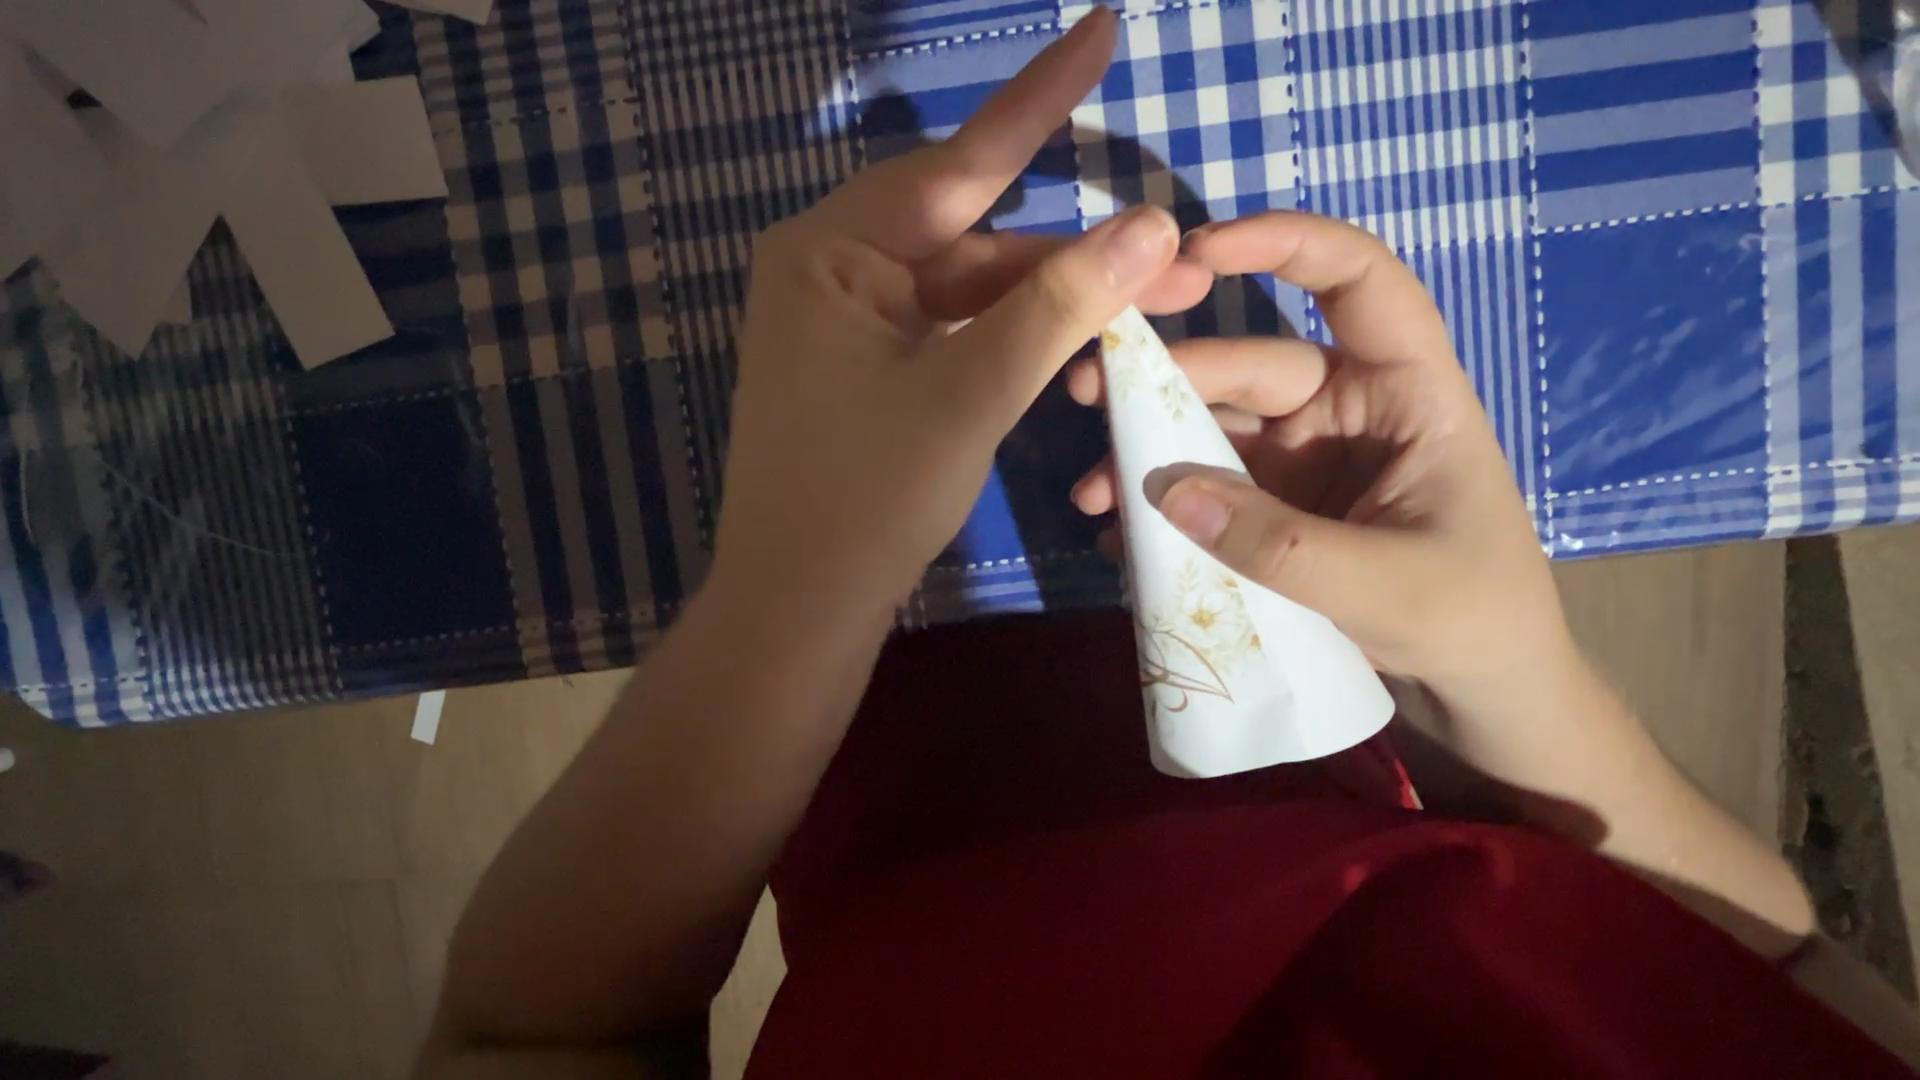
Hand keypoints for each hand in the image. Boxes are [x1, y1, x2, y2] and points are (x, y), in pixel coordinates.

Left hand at [711, 8, 1209, 625]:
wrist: (799, 607)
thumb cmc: (868, 497)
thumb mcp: (970, 392)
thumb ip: (1056, 304)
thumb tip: (1152, 224)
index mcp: (830, 252)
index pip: (956, 164)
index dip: (1037, 99)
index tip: (1101, 27)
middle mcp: (831, 275)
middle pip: (968, 238)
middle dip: (1067, 251)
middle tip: (1171, 253)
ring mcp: (846, 331)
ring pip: (964, 295)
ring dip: (1044, 302)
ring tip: (1145, 302)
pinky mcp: (864, 380)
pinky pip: (947, 339)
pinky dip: (1006, 343)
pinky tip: (1072, 344)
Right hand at [1067, 211, 1573, 697]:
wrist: (1475, 700)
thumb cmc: (1471, 623)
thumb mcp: (1383, 585)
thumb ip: (1276, 542)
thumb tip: (1165, 490)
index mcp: (1405, 393)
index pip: (1356, 283)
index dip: (1285, 246)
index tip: (1198, 252)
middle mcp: (1344, 412)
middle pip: (1247, 367)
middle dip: (1166, 376)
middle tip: (1087, 391)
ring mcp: (1297, 464)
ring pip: (1210, 431)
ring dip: (1146, 453)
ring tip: (1091, 494)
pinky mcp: (1265, 512)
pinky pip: (1202, 493)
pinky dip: (1159, 510)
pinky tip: (1118, 538)